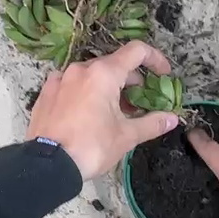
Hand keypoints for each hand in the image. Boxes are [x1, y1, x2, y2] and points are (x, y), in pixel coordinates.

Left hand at [26, 41, 181, 178]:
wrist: (48, 166)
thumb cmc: (91, 147)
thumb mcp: (126, 136)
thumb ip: (152, 123)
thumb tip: (172, 118)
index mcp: (103, 74)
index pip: (136, 51)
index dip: (155, 59)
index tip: (164, 74)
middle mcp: (80, 69)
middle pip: (113, 64)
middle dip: (131, 80)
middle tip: (139, 102)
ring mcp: (60, 80)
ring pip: (91, 74)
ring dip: (108, 86)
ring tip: (114, 111)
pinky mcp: (46, 93)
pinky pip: (71, 84)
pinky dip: (85, 92)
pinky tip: (88, 113)